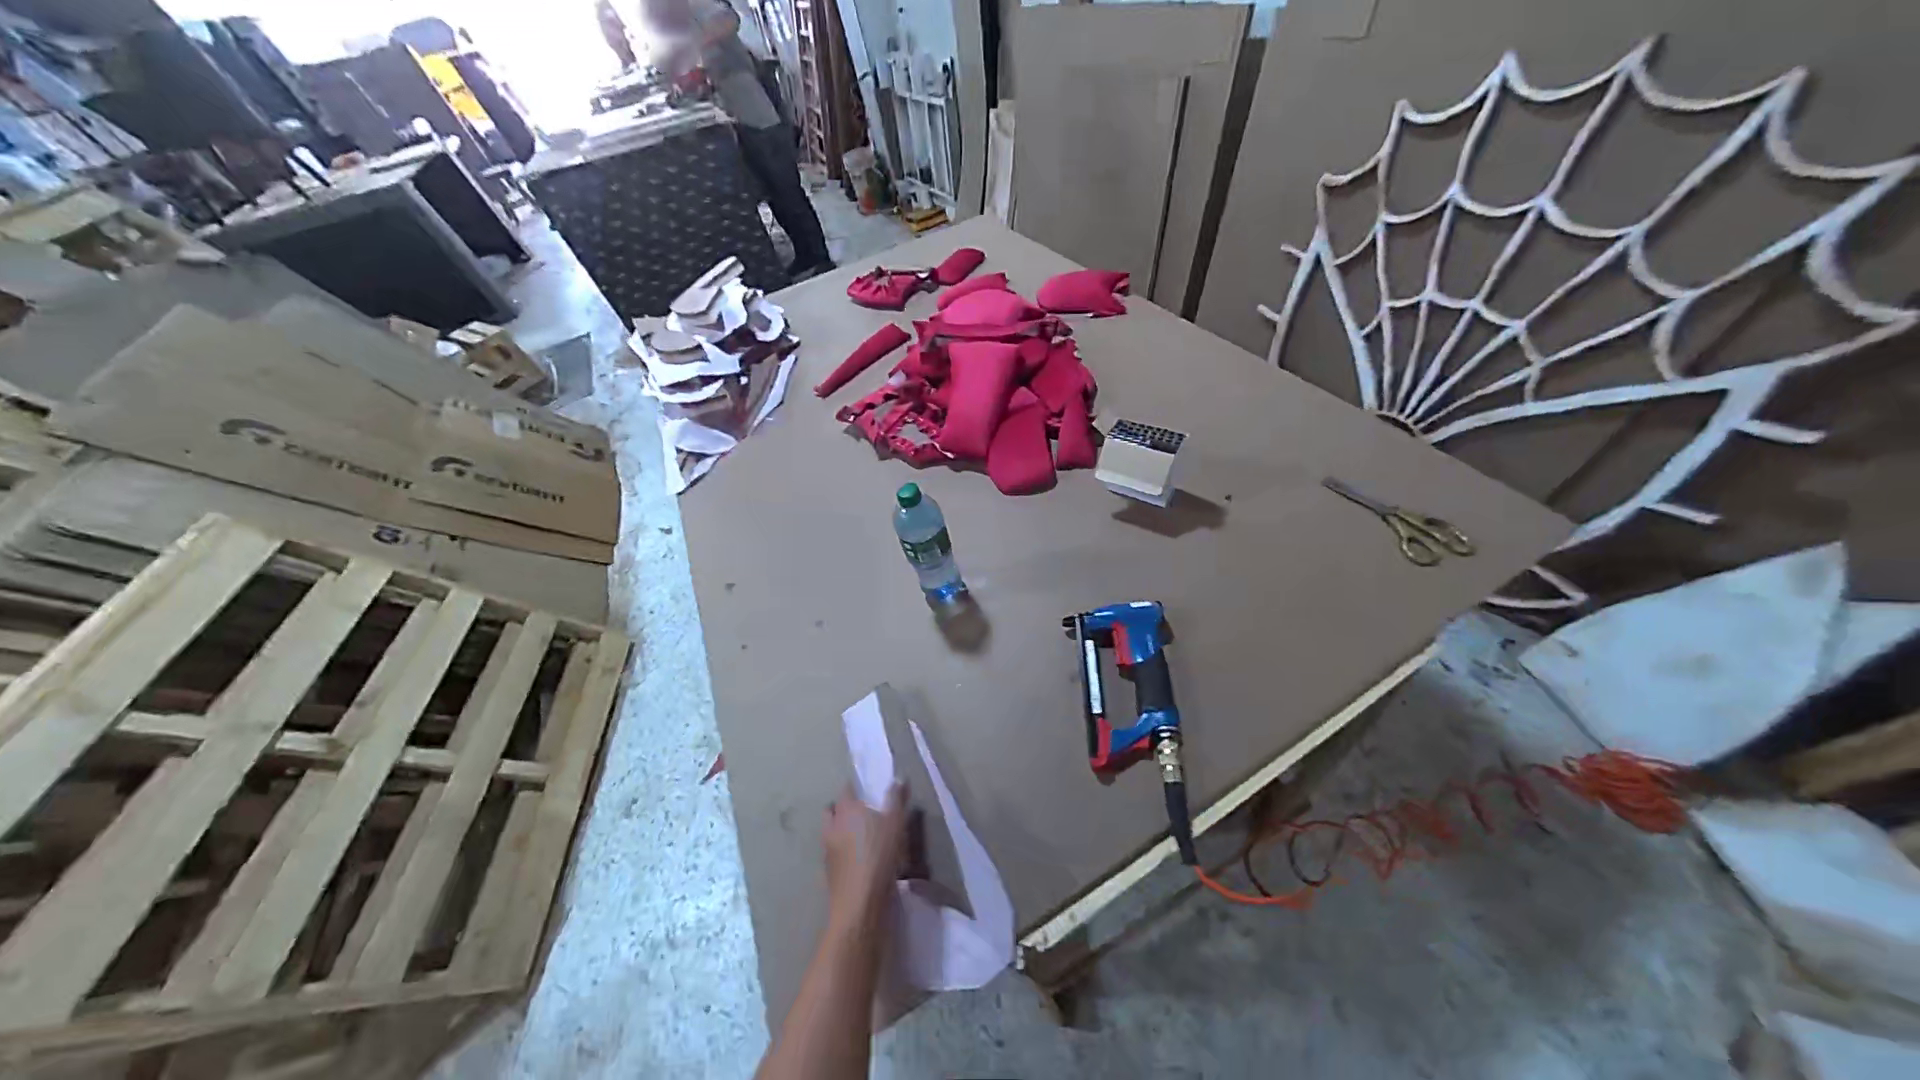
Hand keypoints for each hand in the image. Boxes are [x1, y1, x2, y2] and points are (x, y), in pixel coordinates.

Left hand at [822, 782, 907, 930]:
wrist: (860, 902)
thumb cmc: (880, 855)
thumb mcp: (896, 823)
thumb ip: (896, 798)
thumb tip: (898, 778)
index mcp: (846, 809)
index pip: (846, 788)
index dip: (855, 787)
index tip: (867, 790)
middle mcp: (832, 825)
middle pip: (832, 808)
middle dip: (843, 807)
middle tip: (862, 812)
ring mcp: (827, 849)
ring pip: (830, 830)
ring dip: (840, 829)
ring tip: (859, 836)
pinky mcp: (828, 870)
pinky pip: (833, 851)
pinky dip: (841, 850)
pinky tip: (856, 858)